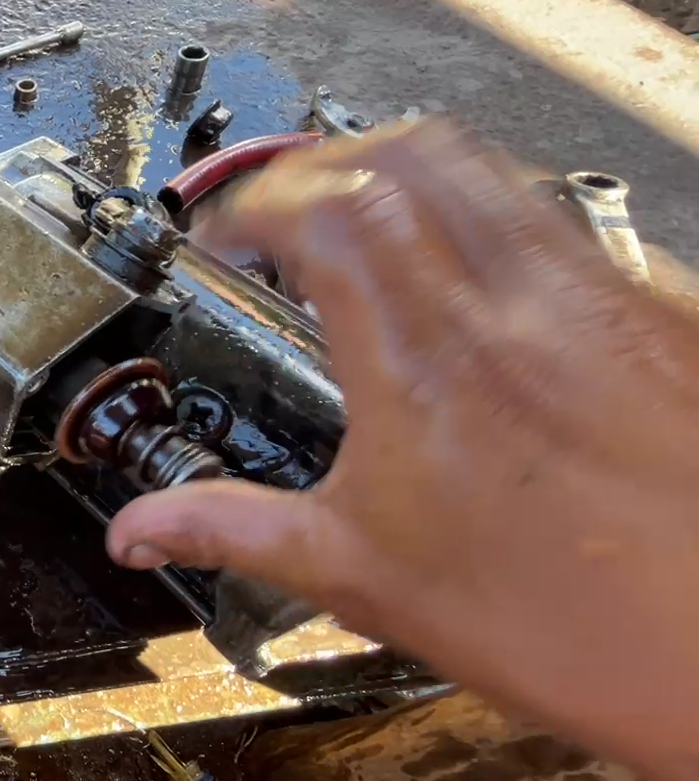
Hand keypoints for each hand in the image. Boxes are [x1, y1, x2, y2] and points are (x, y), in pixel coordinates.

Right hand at [107, 122, 698, 780]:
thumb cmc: (570, 623)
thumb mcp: (355, 571)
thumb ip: (225, 530)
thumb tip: (134, 530)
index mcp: (427, 365)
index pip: (328, 212)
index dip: (251, 206)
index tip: (220, 239)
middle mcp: (519, 312)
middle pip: (407, 157)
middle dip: (313, 166)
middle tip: (270, 214)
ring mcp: (601, 304)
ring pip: (486, 167)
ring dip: (389, 173)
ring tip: (341, 223)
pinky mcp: (657, 319)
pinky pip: (548, 216)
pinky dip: (468, 212)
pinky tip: (440, 277)